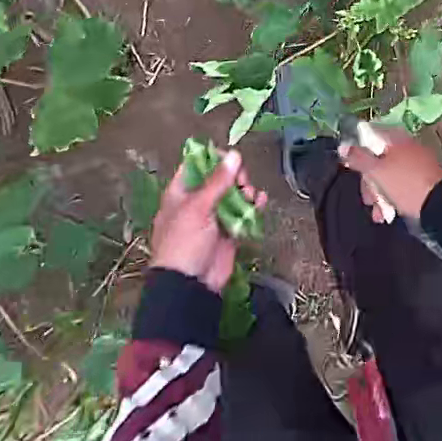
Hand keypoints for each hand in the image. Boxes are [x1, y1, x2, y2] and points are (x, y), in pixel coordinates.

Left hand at [148, 149, 266, 291]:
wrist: (190, 285)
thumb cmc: (184, 242)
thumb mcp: (198, 207)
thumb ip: (218, 181)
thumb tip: (234, 155)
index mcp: (180, 193)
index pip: (196, 165)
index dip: (213, 159)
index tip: (231, 157)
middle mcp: (197, 202)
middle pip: (219, 179)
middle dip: (234, 176)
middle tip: (242, 180)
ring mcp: (214, 217)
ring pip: (233, 195)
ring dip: (245, 191)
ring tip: (250, 195)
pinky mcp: (228, 232)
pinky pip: (243, 215)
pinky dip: (253, 208)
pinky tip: (260, 202)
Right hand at [338, 126, 441, 222]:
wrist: (441, 206)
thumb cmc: (405, 185)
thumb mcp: (377, 172)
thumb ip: (358, 158)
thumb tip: (343, 146)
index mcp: (395, 138)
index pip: (369, 136)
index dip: (357, 152)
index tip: (352, 169)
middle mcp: (406, 146)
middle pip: (378, 159)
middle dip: (369, 182)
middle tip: (368, 200)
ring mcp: (417, 162)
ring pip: (389, 175)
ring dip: (379, 194)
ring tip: (379, 213)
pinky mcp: (424, 179)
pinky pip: (401, 184)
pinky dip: (392, 197)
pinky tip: (389, 213)